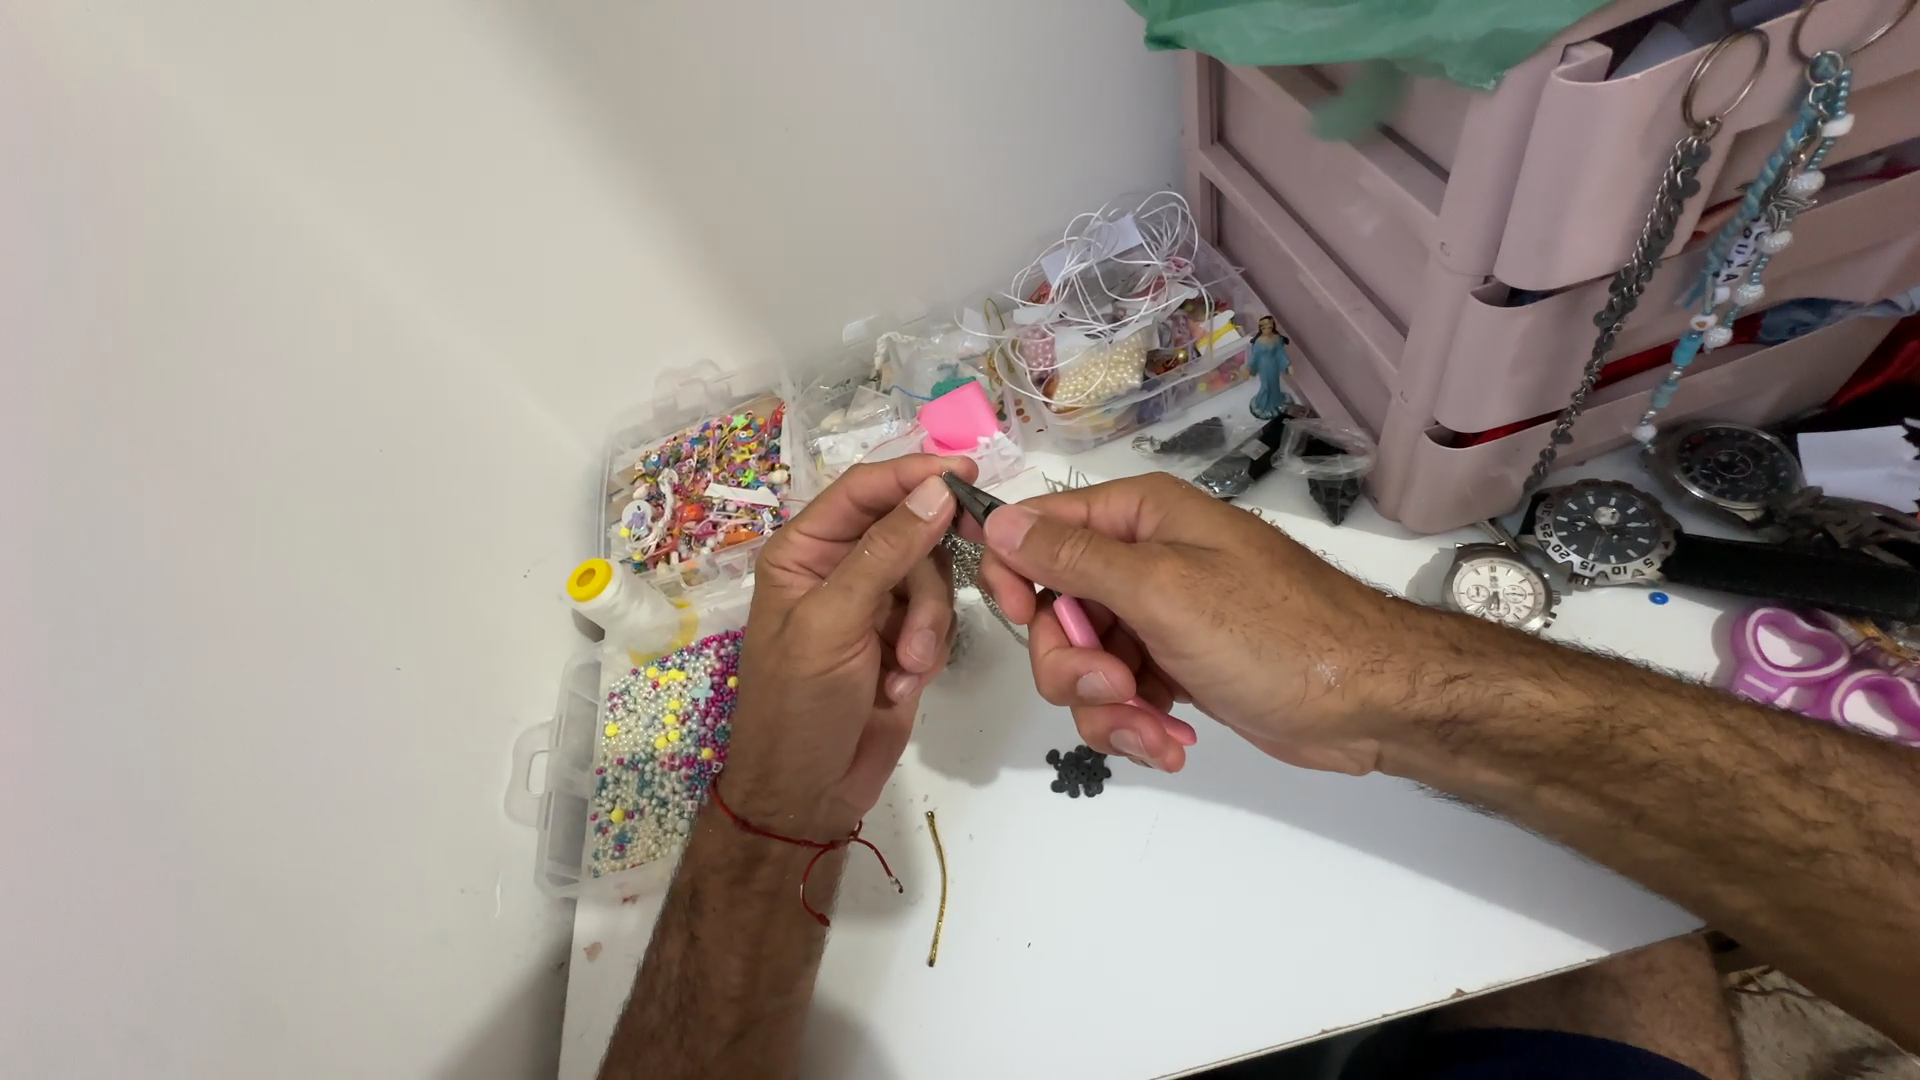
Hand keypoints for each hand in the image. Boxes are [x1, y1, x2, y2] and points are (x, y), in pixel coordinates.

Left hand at [724, 455, 976, 835]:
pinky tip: (904, 684)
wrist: (810, 792)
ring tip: (909, 667)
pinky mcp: (904, 639)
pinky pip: (939, 620)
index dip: (913, 474)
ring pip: (932, 580)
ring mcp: (876, 605)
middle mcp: (842, 567)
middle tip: (966, 581)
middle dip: (928, 575)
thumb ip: (886, 552)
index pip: (864, 491)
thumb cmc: (799, 703)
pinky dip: (930, 650)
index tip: (967, 472)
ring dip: (928, 626)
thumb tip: (937, 488)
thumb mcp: (834, 622)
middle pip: (911, 532)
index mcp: (806, 550)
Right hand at [976, 473, 1431, 774]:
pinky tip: (1170, 743)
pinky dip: (1133, 724)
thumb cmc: (1270, 632)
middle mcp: (1138, 562)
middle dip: (1072, 663)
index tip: (1018, 614)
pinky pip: (1115, 694)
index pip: (1037, 529)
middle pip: (1052, 611)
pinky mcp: (1168, 667)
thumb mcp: (1162, 588)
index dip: (1015, 572)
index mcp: (1136, 518)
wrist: (1369, 702)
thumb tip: (998, 521)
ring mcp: (1153, 618)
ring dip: (1107, 706)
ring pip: (1079, 663)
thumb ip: (1074, 558)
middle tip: (1115, 687)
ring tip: (1155, 730)